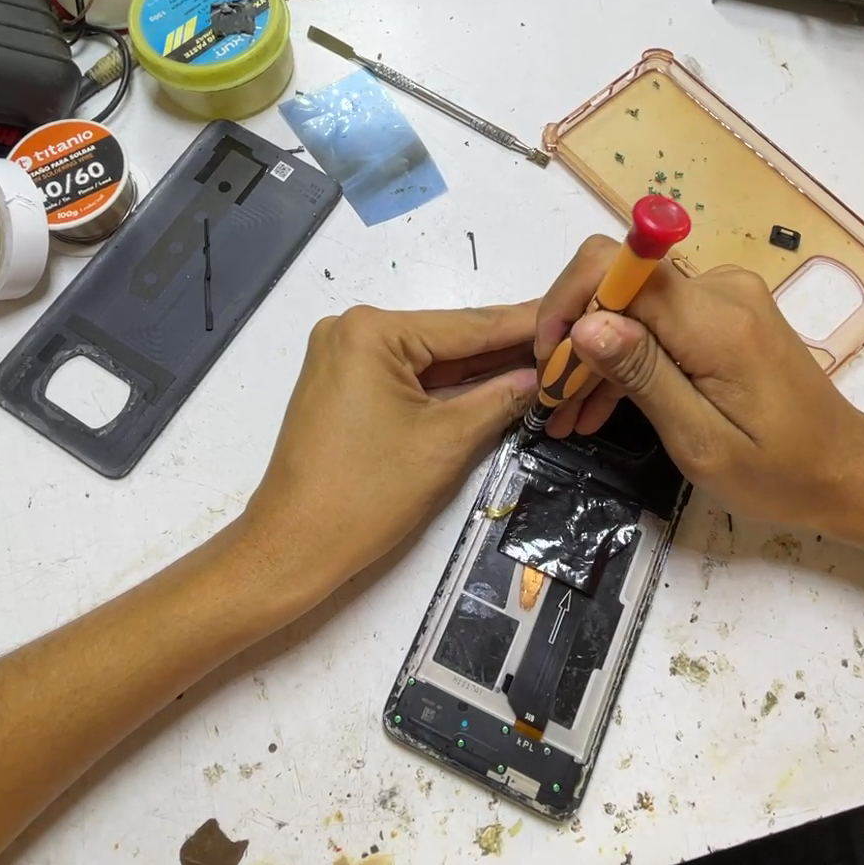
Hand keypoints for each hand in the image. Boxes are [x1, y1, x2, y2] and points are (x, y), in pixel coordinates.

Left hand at [237, 303, 539, 598]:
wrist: (293, 547)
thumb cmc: (368, 494)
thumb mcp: (447, 442)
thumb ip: (500, 398)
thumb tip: (543, 376)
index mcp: (372, 331)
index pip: (466, 326)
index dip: (523, 326)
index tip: (570, 317)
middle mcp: (352, 329)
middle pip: (447, 339)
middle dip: (504, 348)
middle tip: (565, 342)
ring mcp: (343, 356)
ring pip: (428, 359)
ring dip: (479, 368)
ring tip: (541, 360)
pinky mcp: (343, 383)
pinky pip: (406, 376)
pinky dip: (446, 385)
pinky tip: (493, 380)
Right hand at [536, 237, 863, 538]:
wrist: (845, 470)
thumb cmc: (779, 471)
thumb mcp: (701, 440)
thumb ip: (644, 376)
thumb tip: (586, 324)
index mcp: (716, 321)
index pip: (618, 268)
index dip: (569, 303)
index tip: (550, 361)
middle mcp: (719, 290)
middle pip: (618, 285)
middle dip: (574, 339)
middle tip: (552, 404)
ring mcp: (721, 297)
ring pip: (630, 306)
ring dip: (594, 356)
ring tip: (567, 416)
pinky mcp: (719, 313)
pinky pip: (653, 322)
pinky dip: (624, 358)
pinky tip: (599, 404)